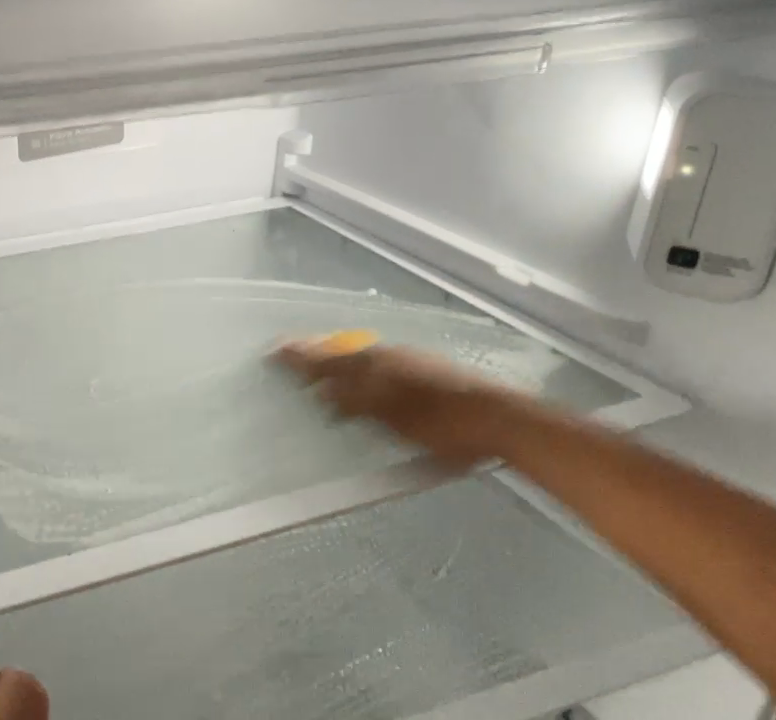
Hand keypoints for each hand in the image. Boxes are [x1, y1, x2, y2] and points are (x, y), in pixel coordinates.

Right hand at [270, 341, 526, 468]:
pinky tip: (366, 374)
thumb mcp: (391, 419)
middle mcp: (386, 355)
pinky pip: (379, 359)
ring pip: (361, 354)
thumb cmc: (442, 425)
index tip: (274, 351)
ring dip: (338, 357)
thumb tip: (321, 390)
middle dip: (314, 351)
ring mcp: (408, 359)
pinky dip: (362, 364)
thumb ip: (354, 402)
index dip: (299, 357)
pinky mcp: (426, 368)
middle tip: (291, 350)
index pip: (325, 359)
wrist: (501, 420)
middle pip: (340, 351)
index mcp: (373, 366)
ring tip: (322, 361)